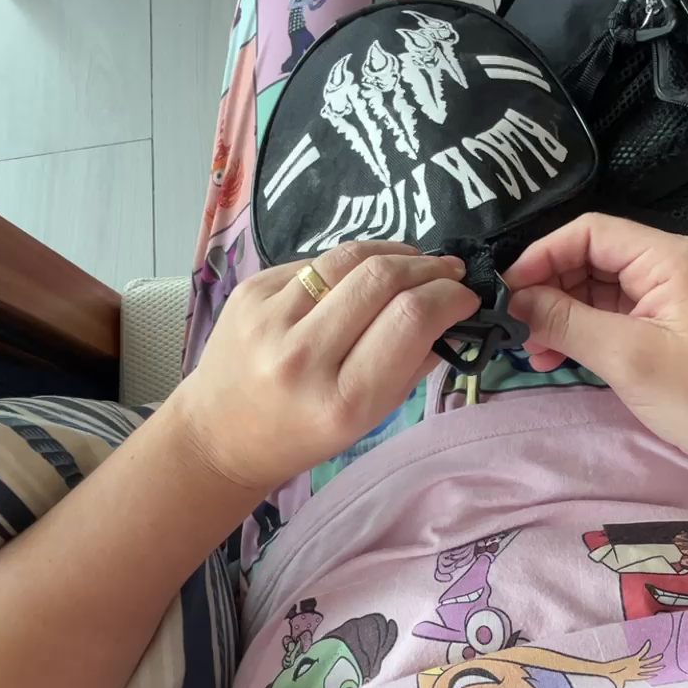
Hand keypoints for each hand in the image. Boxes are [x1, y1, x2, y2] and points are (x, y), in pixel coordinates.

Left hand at [165, 241, 478, 492]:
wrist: (222, 434)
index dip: (449, 296)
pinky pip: (317, 262)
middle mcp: (302, 355)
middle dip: (429, 267)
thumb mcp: (369, 417)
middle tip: (448, 272)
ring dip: (396, 253)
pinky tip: (364, 275)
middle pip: (383, 278)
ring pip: (349, 257)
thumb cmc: (305, 434)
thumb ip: (413, 364)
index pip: (410, 319)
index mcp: (342, 399)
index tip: (465, 297)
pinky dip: (352, 263)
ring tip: (415, 262)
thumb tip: (450, 313)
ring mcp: (268, 317)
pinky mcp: (249, 290)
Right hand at [502, 214, 687, 463]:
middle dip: (547, 289)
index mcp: (667, 257)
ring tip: (530, 349)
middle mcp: (663, 264)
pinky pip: (602, 314)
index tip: (507, 290)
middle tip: (514, 325)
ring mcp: (659, 294)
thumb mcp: (626, 356)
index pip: (590, 232)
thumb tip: (511, 301)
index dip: (543, 255)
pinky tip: (550, 357)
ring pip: (589, 288)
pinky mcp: (654, 322)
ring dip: (556, 315)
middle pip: (587, 258)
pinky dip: (574, 332)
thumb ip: (565, 321)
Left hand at [602, 642, 662, 687]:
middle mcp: (637, 670)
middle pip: (649, 669)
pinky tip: (649, 643)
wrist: (609, 670)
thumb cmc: (612, 676)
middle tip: (664, 666)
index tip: (656, 674)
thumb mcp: (617, 683)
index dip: (650, 675)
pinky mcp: (634, 659)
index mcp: (634, 676)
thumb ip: (619, 687)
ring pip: (648, 662)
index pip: (645, 676)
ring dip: (655, 659)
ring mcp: (636, 665)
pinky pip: (642, 653)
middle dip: (656, 667)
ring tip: (661, 656)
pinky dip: (646, 648)